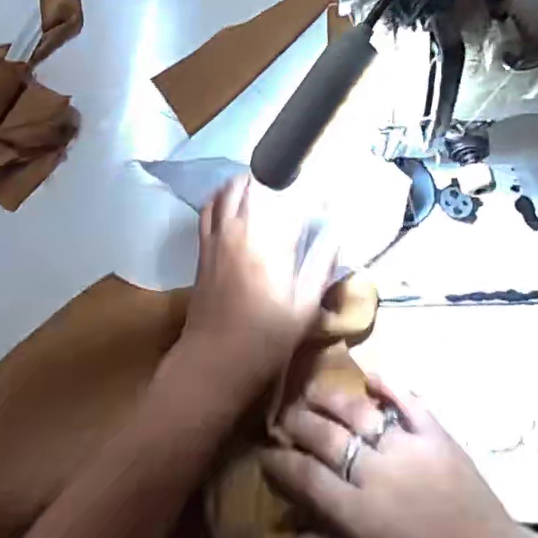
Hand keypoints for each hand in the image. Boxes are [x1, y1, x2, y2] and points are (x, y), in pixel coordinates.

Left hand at [178, 174, 337, 389]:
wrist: (214, 359)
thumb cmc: (266, 338)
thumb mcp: (306, 306)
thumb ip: (321, 263)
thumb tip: (334, 230)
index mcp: (269, 242)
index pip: (291, 197)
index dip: (311, 190)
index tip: (324, 195)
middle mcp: (240, 227)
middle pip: (257, 183)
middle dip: (279, 178)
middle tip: (298, 187)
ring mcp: (217, 233)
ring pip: (231, 187)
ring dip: (251, 181)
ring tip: (270, 187)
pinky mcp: (203, 243)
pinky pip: (211, 205)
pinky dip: (225, 194)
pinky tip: (237, 200)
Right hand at [261, 375, 537, 537]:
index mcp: (360, 514)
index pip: (305, 476)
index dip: (279, 462)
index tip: (263, 453)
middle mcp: (377, 473)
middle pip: (326, 436)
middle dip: (298, 423)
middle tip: (282, 417)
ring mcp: (409, 449)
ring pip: (359, 412)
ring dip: (331, 398)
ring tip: (312, 391)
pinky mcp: (439, 438)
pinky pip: (409, 402)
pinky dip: (389, 385)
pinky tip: (370, 377)